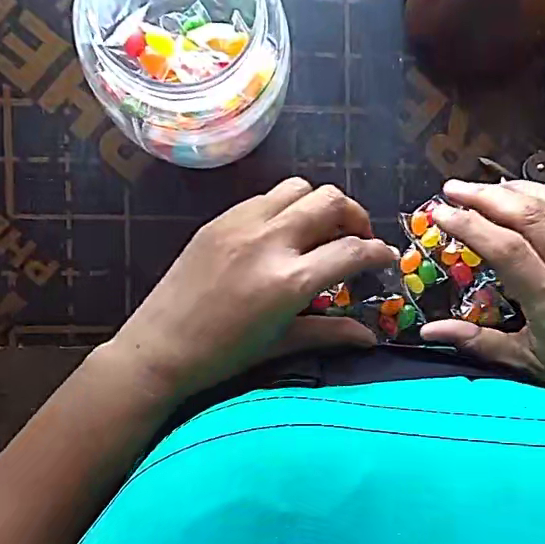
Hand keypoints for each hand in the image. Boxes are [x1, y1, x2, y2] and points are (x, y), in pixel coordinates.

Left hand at [103, 178, 399, 400]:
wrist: (159, 347)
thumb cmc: (221, 355)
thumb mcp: (280, 344)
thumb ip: (329, 332)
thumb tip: (369, 336)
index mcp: (289, 280)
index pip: (352, 250)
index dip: (378, 253)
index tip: (385, 259)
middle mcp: (269, 241)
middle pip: (331, 202)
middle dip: (355, 217)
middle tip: (356, 239)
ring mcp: (241, 224)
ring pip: (298, 188)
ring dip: (320, 204)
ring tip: (319, 230)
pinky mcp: (219, 220)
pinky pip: (264, 197)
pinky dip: (285, 207)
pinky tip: (280, 233)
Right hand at [418, 178, 544, 420]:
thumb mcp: (526, 361)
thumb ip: (476, 340)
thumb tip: (428, 330)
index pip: (506, 248)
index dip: (469, 225)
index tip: (440, 213)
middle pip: (531, 215)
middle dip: (486, 196)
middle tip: (453, 189)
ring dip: (520, 188)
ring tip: (487, 187)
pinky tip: (537, 194)